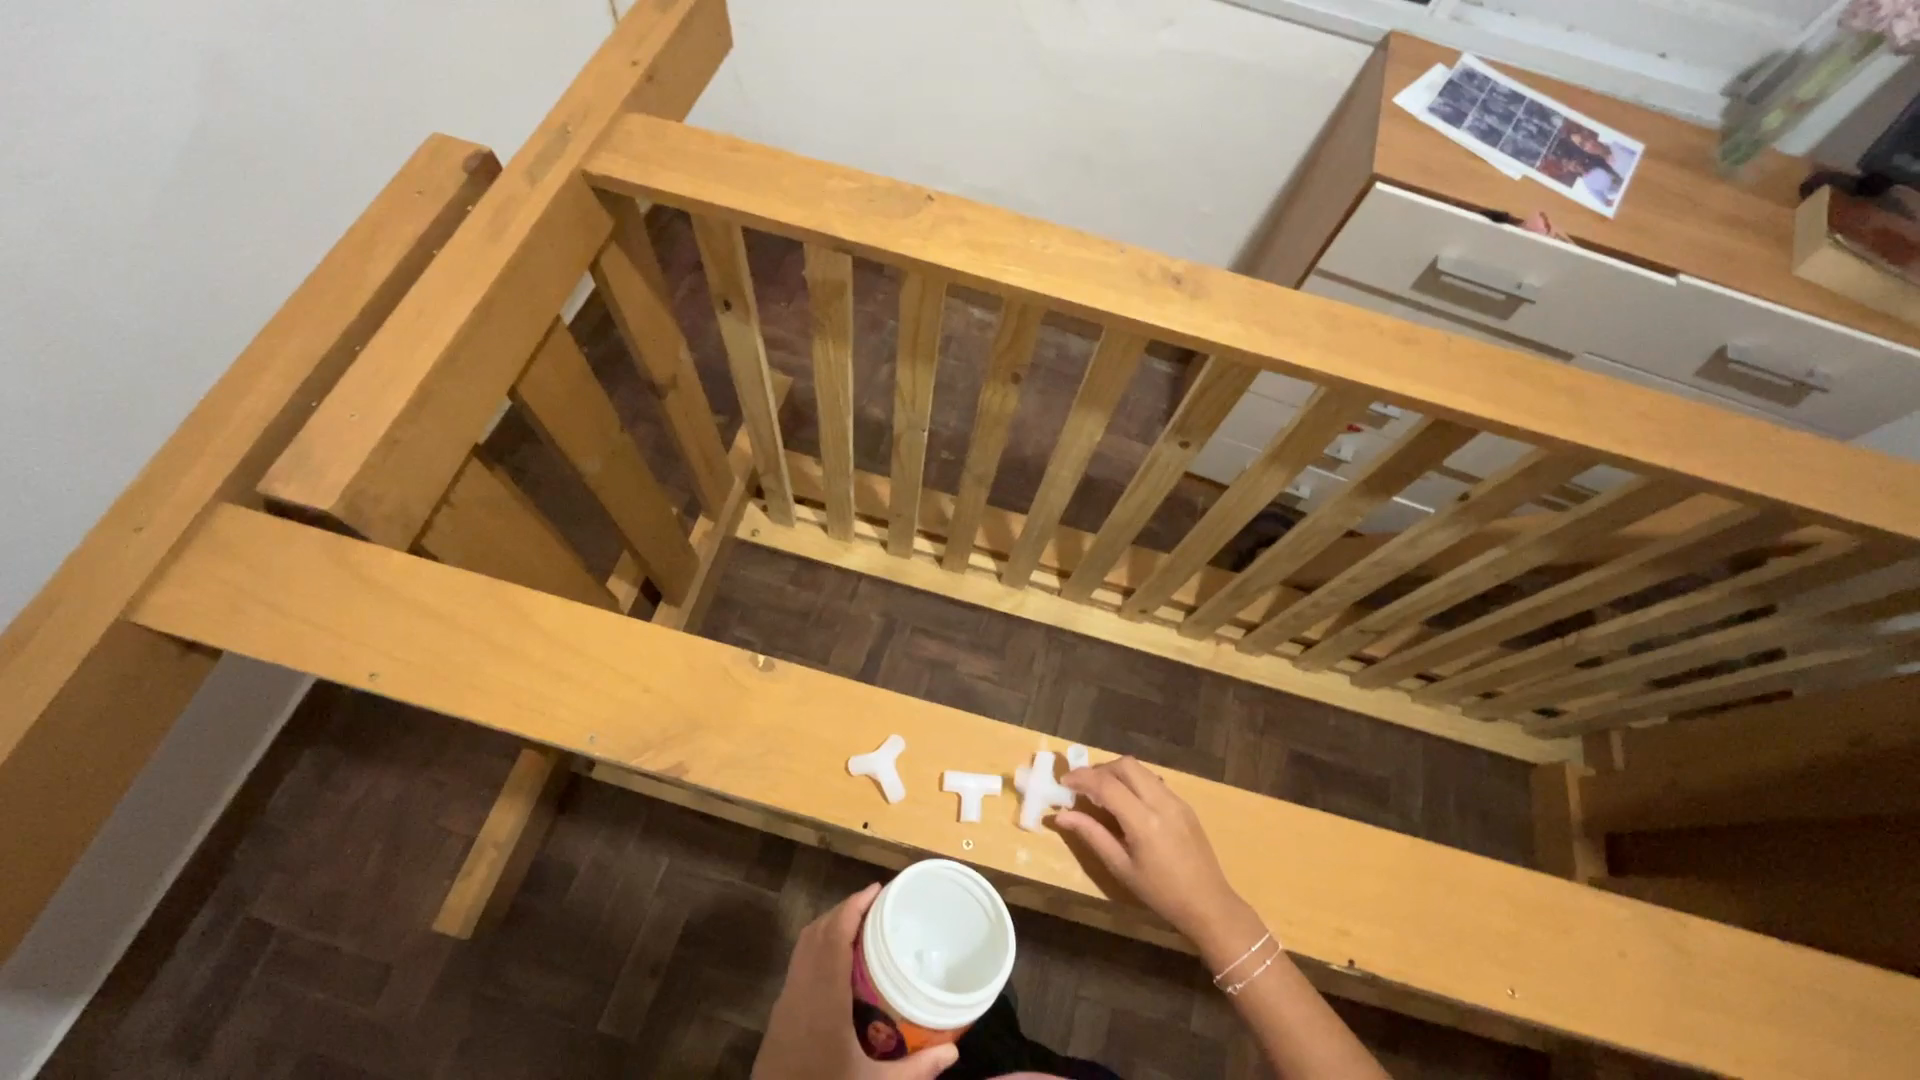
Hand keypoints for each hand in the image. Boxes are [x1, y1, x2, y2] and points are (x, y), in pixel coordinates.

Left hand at [752, 884, 960, 1079]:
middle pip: (816, 932)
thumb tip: (953, 1053)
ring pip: (803, 948)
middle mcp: (800, 991)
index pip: (833, 934)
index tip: (878, 889)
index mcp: (823, 997)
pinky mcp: (779, 1017)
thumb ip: (915, 1070)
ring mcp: (785, 1003)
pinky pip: (799, 966)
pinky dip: (819, 949)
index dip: (853, 906)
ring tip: (862, 928)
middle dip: (844, 911)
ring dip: (829, 928)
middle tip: (877, 906)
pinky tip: (841, 967)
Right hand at [1055, 758, 1264, 968]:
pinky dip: (1134, 782)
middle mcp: (1162, 802)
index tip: (1063, 783)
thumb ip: (1092, 835)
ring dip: (1117, 773)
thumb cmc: (1160, 893)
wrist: (1208, 903)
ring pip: (1141, 770)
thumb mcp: (1121, 867)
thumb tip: (1060, 816)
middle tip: (1083, 787)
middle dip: (1100, 770)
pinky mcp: (1185, 804)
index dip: (1081, 778)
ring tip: (1102, 794)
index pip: (1106, 784)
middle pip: (1125, 765)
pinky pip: (1154, 781)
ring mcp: (1177, 800)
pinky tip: (1127, 804)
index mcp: (1144, 821)